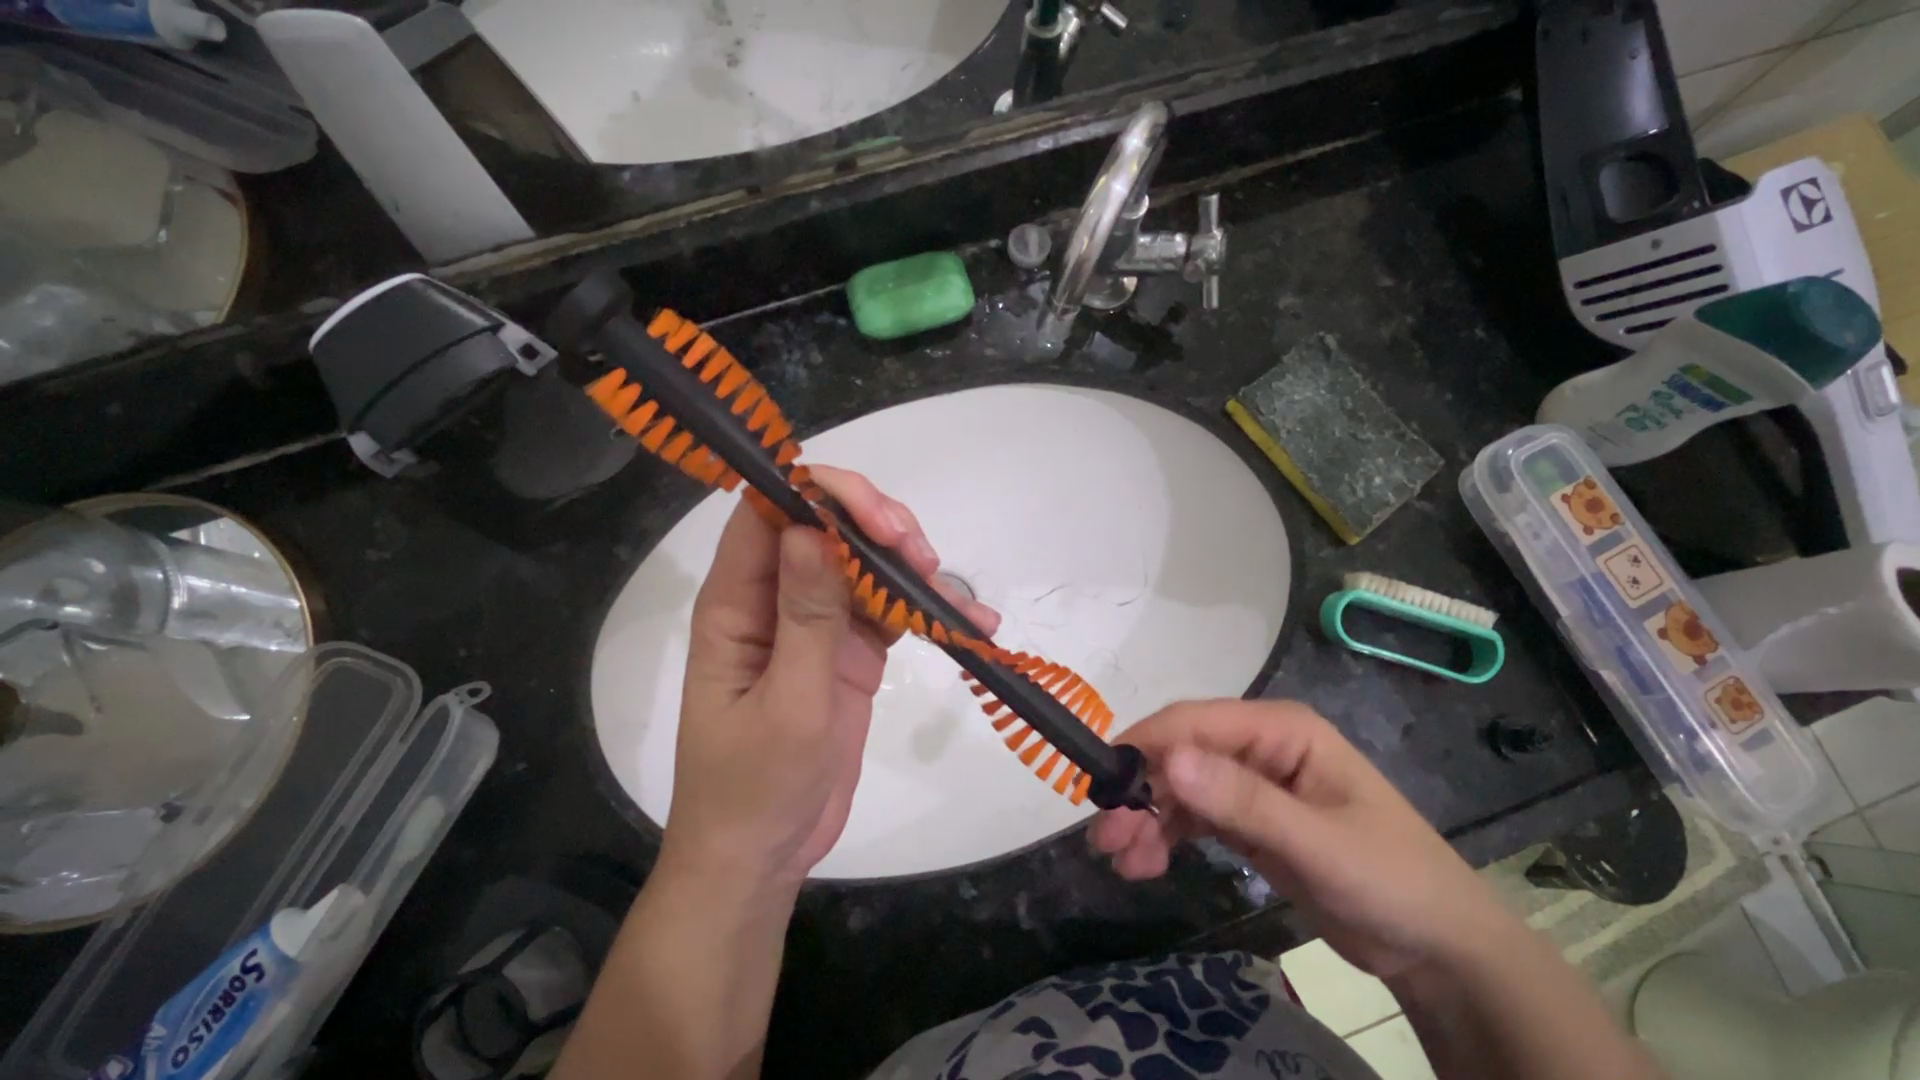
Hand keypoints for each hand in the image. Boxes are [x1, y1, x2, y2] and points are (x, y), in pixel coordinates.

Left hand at [660, 466, 999, 891]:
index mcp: (737, 604)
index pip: (769, 514)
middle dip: (877, 527)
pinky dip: (927, 610)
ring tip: (953, 596)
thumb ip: (806, 616)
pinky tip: (970, 622)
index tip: (878, 522)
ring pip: (863, 563)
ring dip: (910, 565)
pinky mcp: (849, 654)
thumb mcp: (788, 703)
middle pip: (826, 526)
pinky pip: (888, 612)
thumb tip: (811, 527)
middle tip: (923, 558)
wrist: (762, 857)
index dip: (821, 496)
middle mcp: (774, 600)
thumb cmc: (756, 788)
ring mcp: (815, 625)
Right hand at [1089, 700, 1513, 978]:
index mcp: (1282, 731)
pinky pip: (1193, 818)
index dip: (1146, 748)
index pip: (1196, 723)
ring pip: (1179, 789)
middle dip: (1140, 794)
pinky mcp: (1250, 823)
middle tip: (1105, 841)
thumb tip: (1168, 761)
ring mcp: (1254, 786)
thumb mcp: (1318, 844)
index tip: (1101, 788)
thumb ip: (1244, 802)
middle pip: (1180, 755)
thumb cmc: (1390, 881)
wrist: (1436, 947)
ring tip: (1121, 863)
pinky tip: (1146, 865)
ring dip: (1146, 821)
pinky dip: (1165, 837)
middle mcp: (1262, 748)